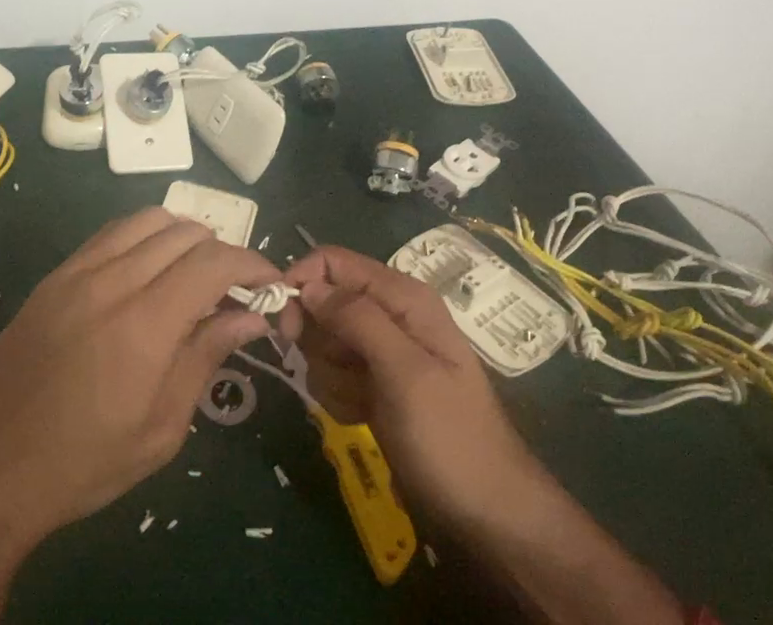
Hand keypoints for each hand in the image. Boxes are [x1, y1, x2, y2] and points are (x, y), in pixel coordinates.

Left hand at [0, 208, 280, 547]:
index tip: (271, 286)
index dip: (252, 265)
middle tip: (233, 292)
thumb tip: (250, 317)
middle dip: (221, 251)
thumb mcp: (160, 429)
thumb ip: (205, 359)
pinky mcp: (50, 280)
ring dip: (181, 237)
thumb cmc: (82, 465)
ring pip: (143, 221)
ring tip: (192, 276)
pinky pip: (107, 236)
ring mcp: (73, 275)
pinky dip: (140, 239)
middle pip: (183, 232)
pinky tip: (145, 275)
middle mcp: (109, 282)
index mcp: (143, 324)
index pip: (213, 262)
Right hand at [278, 247, 684, 624]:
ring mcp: (381, 353)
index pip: (332, 262)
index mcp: (404, 298)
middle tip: (340, 373)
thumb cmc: (450, 438)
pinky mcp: (373, 385)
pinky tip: (362, 416)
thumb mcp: (406, 373)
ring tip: (362, 402)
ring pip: (322, 343)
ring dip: (330, 376)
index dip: (302, 286)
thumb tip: (309, 286)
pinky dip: (338, 397)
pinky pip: (332, 375)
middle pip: (322, 302)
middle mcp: (391, 315)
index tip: (287, 328)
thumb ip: (359, 320)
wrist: (484, 510)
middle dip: (318, 340)